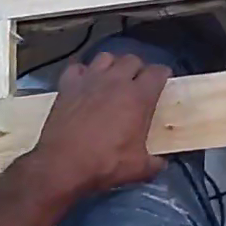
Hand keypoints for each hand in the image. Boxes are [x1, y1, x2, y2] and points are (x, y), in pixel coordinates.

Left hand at [11, 52, 170, 203]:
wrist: (62, 165)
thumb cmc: (105, 163)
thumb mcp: (138, 169)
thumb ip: (154, 163)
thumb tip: (161, 164)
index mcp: (138, 96)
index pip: (157, 72)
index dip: (163, 74)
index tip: (163, 81)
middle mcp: (116, 81)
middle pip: (132, 60)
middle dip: (138, 68)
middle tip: (137, 83)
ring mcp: (90, 80)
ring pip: (105, 57)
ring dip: (112, 65)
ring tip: (111, 79)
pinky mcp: (68, 85)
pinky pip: (77, 68)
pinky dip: (82, 73)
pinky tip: (84, 84)